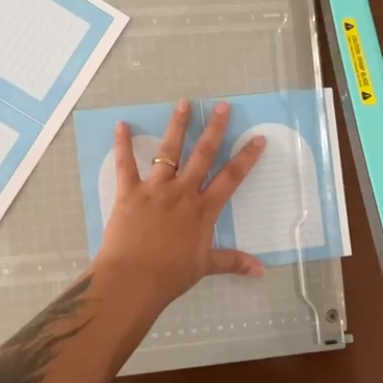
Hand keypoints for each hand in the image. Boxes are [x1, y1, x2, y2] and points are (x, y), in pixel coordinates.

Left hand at [94, 99, 265, 306]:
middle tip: (222, 106)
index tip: (257, 139)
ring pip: (169, 152)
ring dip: (177, 126)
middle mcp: (182, 192)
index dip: (246, 157)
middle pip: (202, 155)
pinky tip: (121, 125)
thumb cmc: (170, 276)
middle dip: (214, 129)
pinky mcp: (129, 192)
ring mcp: (155, 189)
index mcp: (203, 210)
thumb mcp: (204, 268)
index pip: (231, 178)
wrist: (133, 279)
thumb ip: (232, 262)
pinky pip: (125, 164)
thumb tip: (261, 270)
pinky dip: (123, 144)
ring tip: (183, 104)